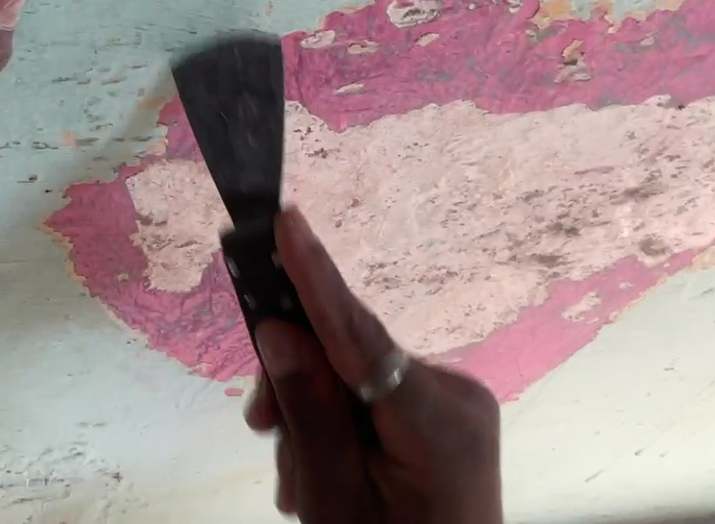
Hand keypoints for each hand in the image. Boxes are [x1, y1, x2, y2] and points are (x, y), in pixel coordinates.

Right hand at [245, 209, 501, 522]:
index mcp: (441, 427)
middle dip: (295, 386)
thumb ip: (307, 415)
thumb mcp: (336, 509)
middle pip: (342, 354)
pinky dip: (332, 419)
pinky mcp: (438, 408)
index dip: (316, 276)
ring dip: (309, 415)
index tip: (286, 219)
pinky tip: (319, 470)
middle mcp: (454, 393)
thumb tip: (276, 330)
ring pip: (345, 372)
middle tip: (260, 431)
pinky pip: (363, 389)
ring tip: (299, 484)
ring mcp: (450, 399)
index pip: (360, 338)